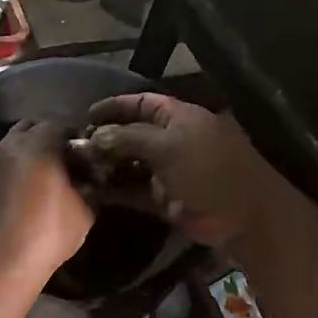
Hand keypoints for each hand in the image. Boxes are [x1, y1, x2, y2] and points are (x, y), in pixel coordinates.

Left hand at [0, 120, 93, 280]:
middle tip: (71, 159)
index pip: (62, 123)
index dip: (78, 135)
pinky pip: (5, 162)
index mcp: (39, 143)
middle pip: (34, 127)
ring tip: (52, 175)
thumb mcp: (84, 211)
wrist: (0, 263)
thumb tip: (89, 180)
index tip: (91, 152)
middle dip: (52, 137)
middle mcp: (11, 144)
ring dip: (33, 150)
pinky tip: (33, 188)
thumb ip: (89, 187)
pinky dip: (19, 166)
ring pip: (16, 143)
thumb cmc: (48, 232)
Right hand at [86, 94, 284, 247]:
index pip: (143, 103)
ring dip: (106, 166)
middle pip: (132, 134)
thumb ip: (129, 138)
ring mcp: (167, 171)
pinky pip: (133, 191)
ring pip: (129, 164)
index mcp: (179, 118)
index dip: (116, 106)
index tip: (87, 114)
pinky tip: (91, 190)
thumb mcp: (168, 145)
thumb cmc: (209, 168)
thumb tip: (95, 136)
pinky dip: (114, 191)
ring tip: (77, 168)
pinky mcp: (163, 199)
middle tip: (75, 146)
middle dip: (105, 139)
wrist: (242, 214)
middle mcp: (171, 141)